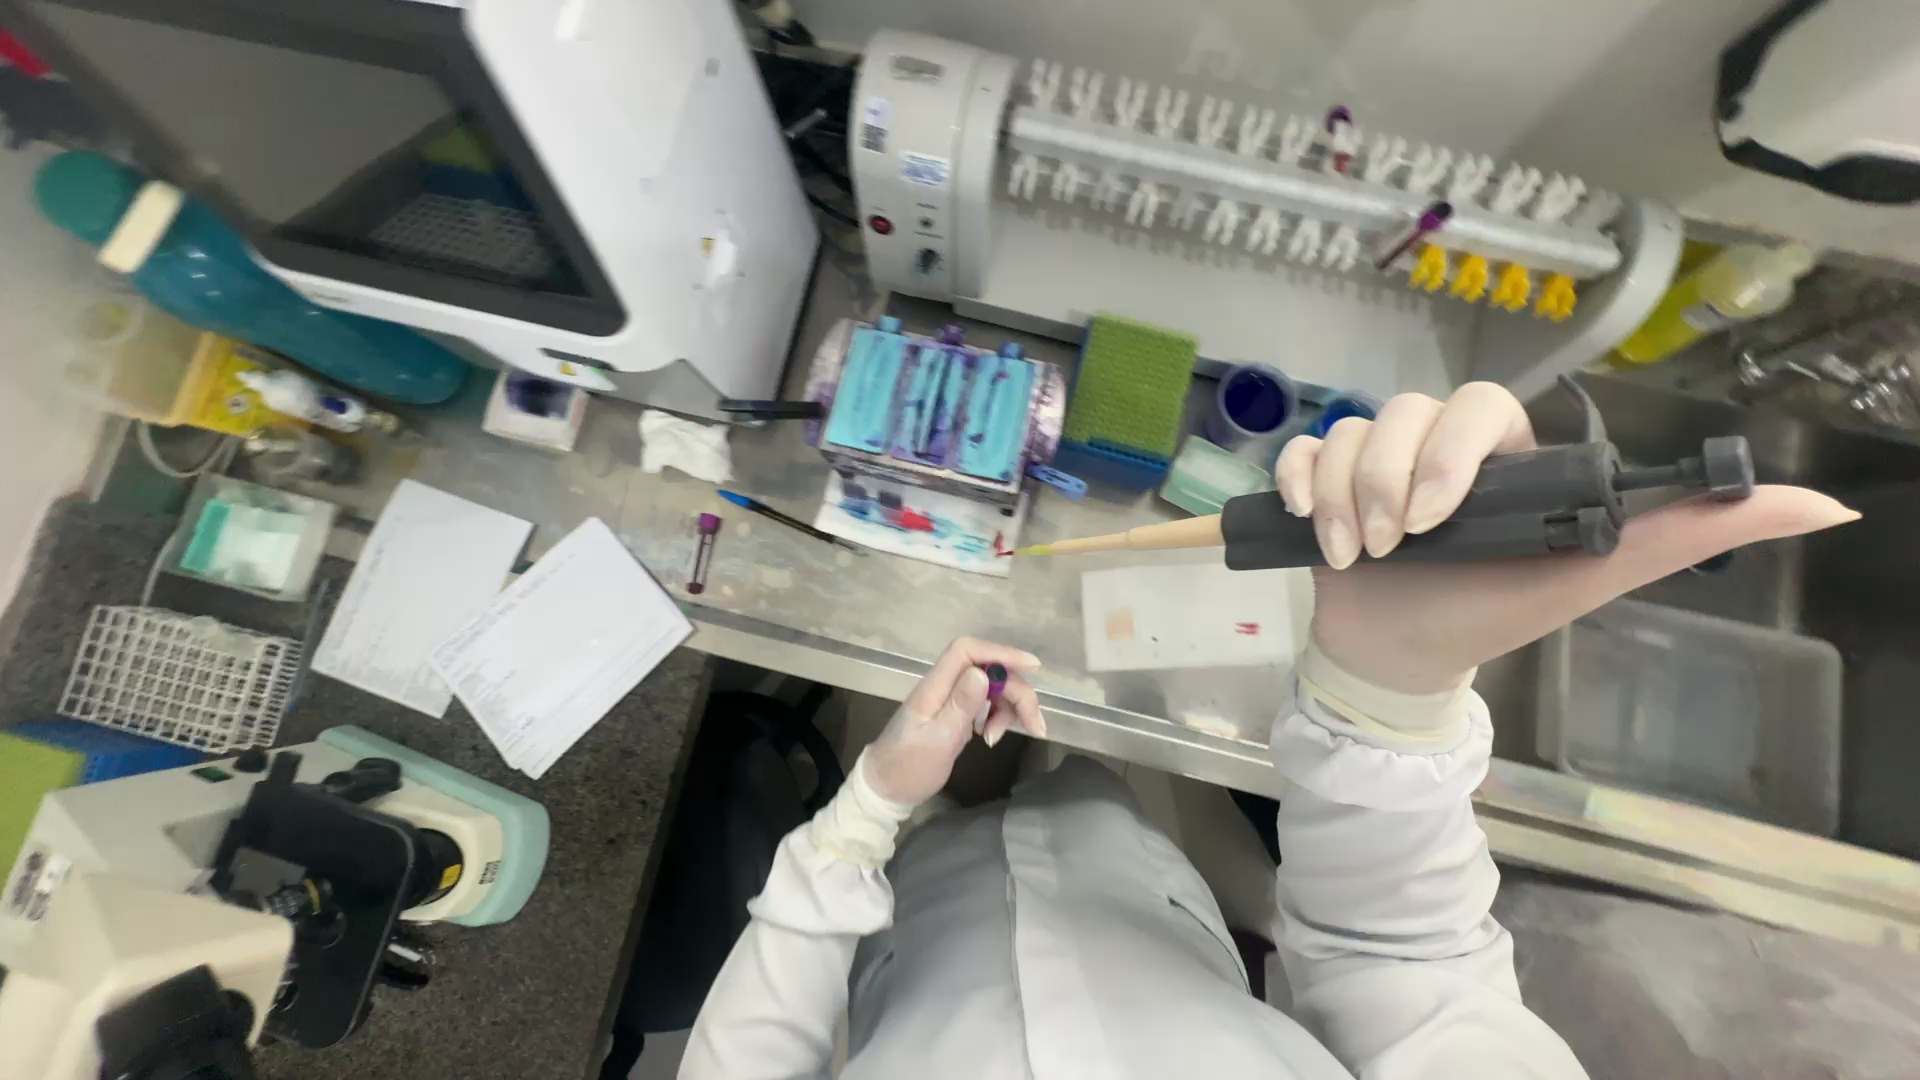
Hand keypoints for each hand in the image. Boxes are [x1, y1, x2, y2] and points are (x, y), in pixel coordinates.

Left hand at [862, 637, 1043, 805]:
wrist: (886, 788)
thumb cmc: (908, 767)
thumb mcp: (938, 740)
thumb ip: (960, 705)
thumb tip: (982, 674)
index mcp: (935, 686)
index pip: (967, 650)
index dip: (1001, 652)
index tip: (1031, 667)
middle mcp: (944, 686)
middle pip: (988, 671)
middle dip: (1016, 692)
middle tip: (1034, 725)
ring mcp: (951, 699)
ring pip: (992, 687)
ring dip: (1009, 708)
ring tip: (999, 737)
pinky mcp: (957, 713)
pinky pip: (986, 704)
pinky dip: (998, 717)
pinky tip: (992, 737)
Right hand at [1275, 382, 1859, 692]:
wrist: (1399, 656)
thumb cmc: (1484, 617)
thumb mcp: (1578, 581)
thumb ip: (1676, 537)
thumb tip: (1823, 505)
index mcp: (1499, 460)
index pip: (1477, 406)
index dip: (1446, 451)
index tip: (1432, 519)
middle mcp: (1433, 450)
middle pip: (1399, 413)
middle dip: (1381, 482)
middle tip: (1388, 545)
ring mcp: (1372, 464)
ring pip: (1345, 433)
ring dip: (1336, 495)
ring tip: (1347, 554)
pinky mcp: (1321, 482)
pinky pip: (1300, 452)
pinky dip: (1293, 480)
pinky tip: (1301, 518)